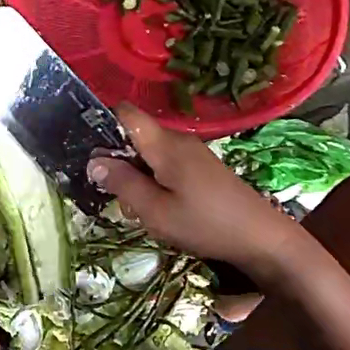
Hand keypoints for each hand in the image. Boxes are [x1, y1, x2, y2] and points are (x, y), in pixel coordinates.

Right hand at [87, 105, 303, 274]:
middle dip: (120, 164)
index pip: (126, 113)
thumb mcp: (156, 211)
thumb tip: (94, 161)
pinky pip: (168, 166)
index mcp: (165, 144)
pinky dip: (157, 185)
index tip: (89, 152)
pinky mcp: (203, 168)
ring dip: (139, 180)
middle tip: (119, 199)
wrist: (260, 236)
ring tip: (143, 213)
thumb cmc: (206, 224)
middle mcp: (179, 140)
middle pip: (136, 137)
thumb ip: (123, 184)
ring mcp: (194, 153)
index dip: (103, 123)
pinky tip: (163, 212)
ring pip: (151, 155)